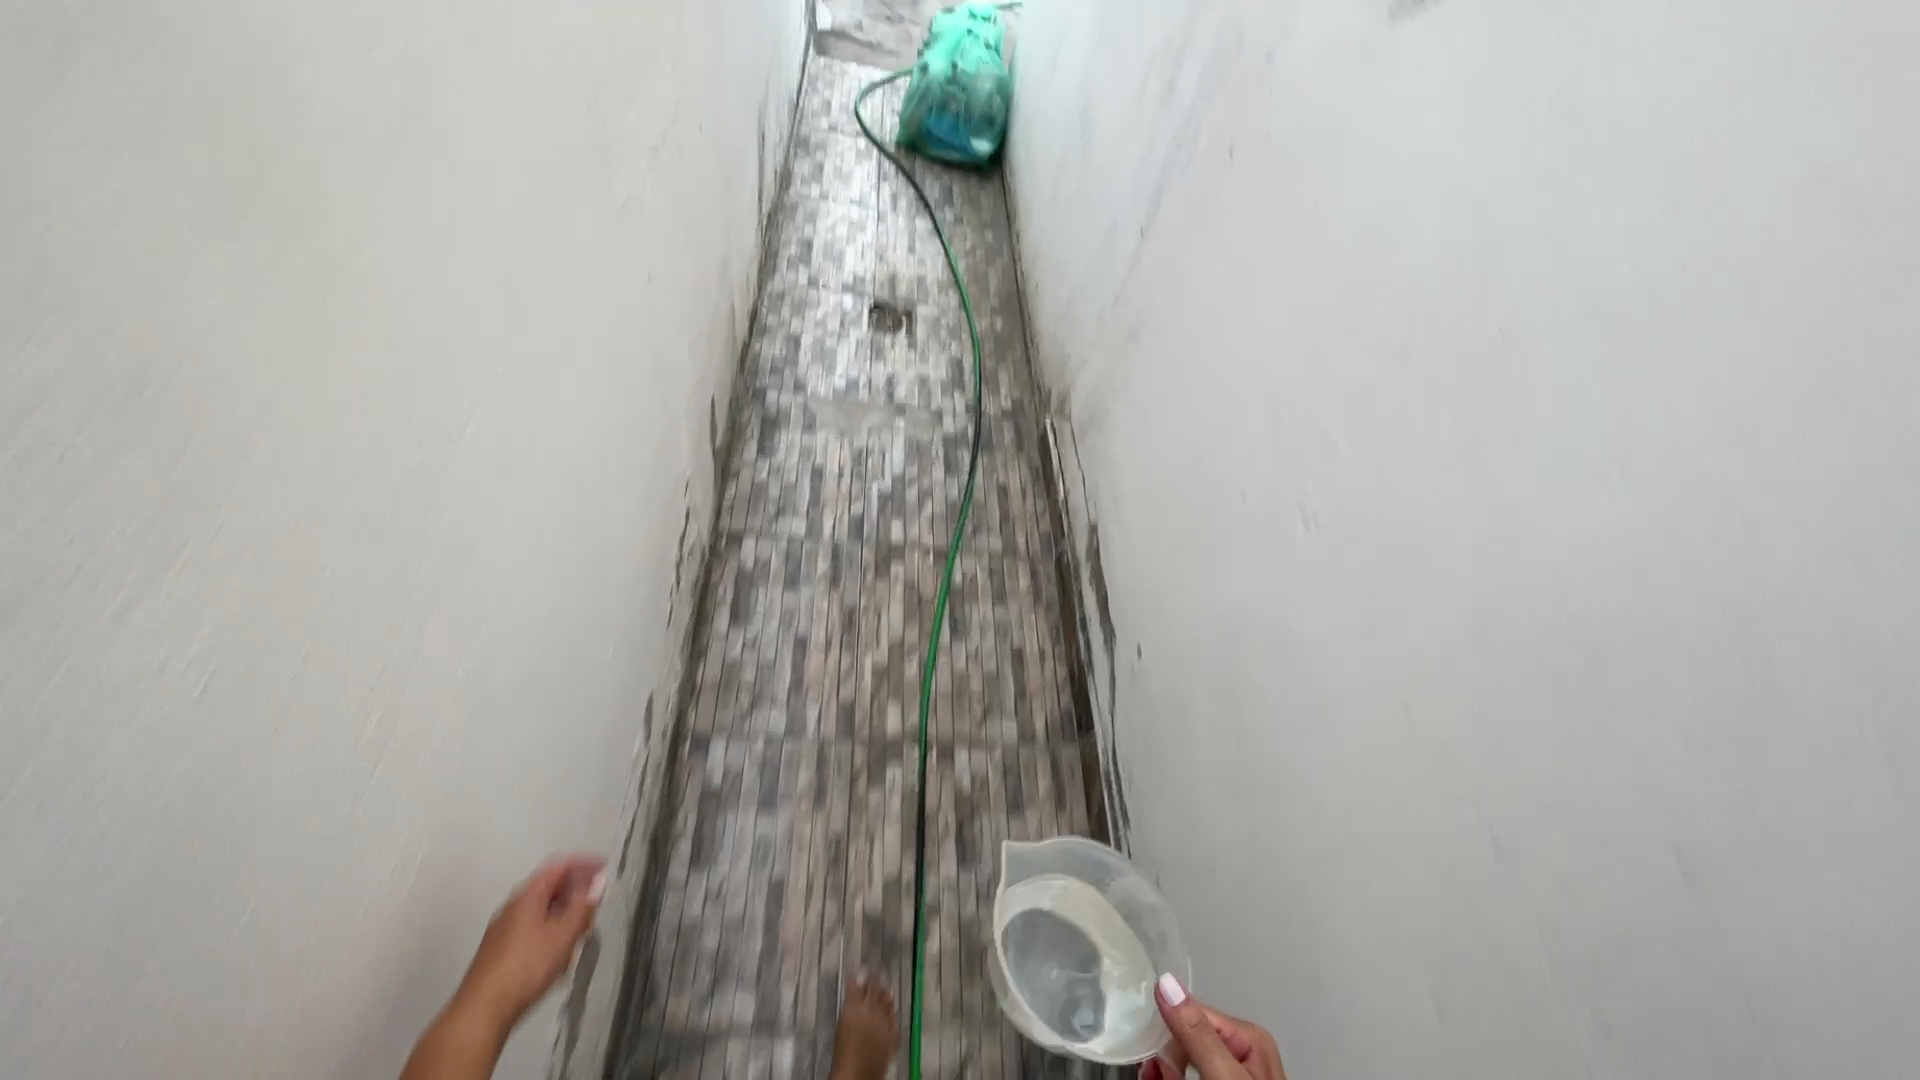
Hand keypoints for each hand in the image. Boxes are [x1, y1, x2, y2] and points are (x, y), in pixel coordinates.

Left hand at [448, 854, 607, 1035]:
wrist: (481, 1012)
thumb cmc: (527, 967)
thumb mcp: (563, 936)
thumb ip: (583, 906)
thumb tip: (599, 880)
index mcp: (528, 897)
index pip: (560, 866)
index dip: (584, 864)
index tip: (604, 870)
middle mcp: (513, 907)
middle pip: (550, 888)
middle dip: (576, 896)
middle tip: (593, 913)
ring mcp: (504, 929)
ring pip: (542, 911)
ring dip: (565, 918)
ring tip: (578, 939)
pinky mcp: (500, 950)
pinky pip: (533, 929)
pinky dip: (551, 933)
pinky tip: (558, 957)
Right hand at [1140, 975, 1285, 1079]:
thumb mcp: (1224, 1075)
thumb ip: (1197, 1033)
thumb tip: (1166, 981)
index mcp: (1248, 1036)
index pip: (1190, 1014)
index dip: (1166, 1035)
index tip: (1150, 1058)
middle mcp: (1241, 1049)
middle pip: (1184, 1038)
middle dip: (1165, 1058)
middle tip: (1153, 1075)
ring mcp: (1232, 1071)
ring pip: (1183, 1057)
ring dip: (1165, 1069)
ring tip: (1158, 1078)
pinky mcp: (1222, 1078)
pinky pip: (1188, 1070)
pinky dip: (1173, 1075)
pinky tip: (1166, 1078)